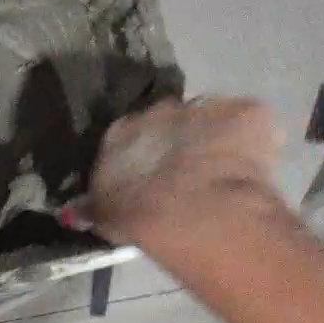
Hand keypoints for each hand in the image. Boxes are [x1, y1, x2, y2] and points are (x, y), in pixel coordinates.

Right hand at [78, 96, 289, 249]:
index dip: (136, 155)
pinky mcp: (249, 110)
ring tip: (216, 169)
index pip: (124, 136)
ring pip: (209, 118)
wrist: (198, 214)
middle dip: (174, 140)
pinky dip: (250, 138)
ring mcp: (206, 107)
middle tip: (181, 171)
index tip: (144, 175)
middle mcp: (158, 110)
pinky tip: (247, 163)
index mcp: (118, 133)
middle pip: (168, 121)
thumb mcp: (104, 215)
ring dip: (211, 137)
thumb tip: (73, 210)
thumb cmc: (139, 215)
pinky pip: (249, 121)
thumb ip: (89, 206)